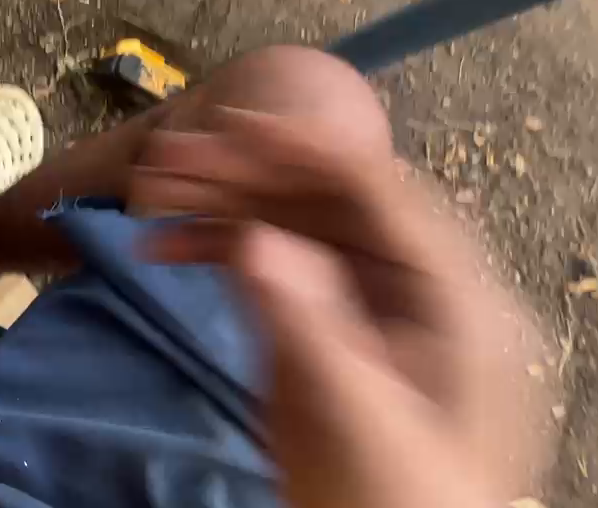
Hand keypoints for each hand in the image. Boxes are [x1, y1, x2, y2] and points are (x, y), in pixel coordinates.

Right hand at [137, 106, 547, 507]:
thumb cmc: (388, 499)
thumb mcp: (354, 418)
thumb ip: (308, 324)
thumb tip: (254, 241)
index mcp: (452, 297)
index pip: (377, 191)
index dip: (303, 147)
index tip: (229, 125)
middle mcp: (407, 278)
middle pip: (317, 196)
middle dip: (238, 170)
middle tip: (161, 158)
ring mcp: (361, 291)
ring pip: (283, 216)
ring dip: (214, 198)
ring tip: (145, 190)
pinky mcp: (320, 307)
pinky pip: (264, 254)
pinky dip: (210, 242)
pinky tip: (161, 244)